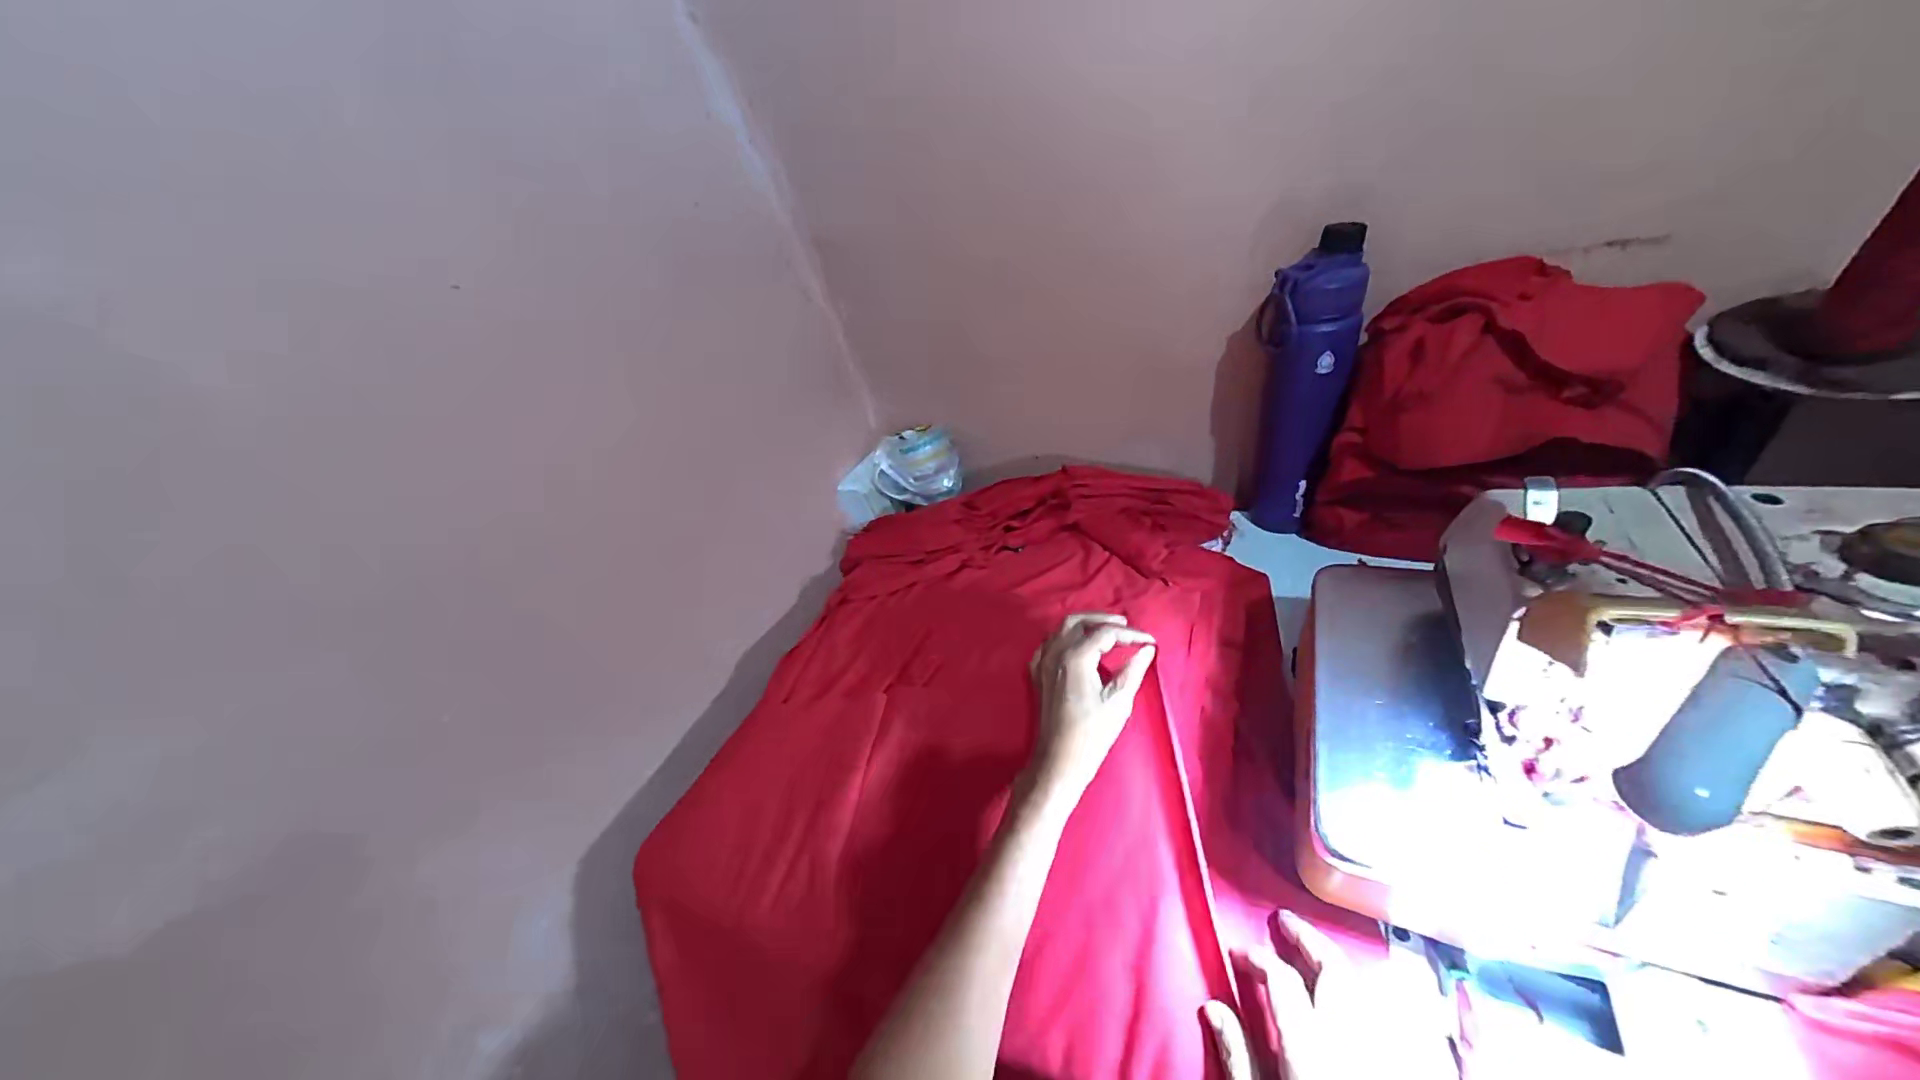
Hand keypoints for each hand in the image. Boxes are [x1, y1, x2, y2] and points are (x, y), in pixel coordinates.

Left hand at [1025, 613, 1155, 798]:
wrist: (1059, 760)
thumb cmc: (1092, 734)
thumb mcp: (1119, 701)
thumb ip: (1133, 670)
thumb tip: (1146, 649)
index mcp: (1075, 657)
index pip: (1105, 633)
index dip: (1130, 634)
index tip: (1150, 641)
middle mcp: (1054, 653)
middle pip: (1078, 622)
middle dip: (1103, 620)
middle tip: (1126, 625)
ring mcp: (1042, 663)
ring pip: (1061, 630)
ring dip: (1084, 626)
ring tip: (1107, 632)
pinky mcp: (1037, 674)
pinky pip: (1049, 644)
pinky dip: (1066, 638)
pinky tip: (1078, 646)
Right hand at [1202, 912, 1453, 1079]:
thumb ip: (1239, 1058)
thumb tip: (1214, 1007)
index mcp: (1311, 1049)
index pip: (1282, 980)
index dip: (1257, 958)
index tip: (1240, 955)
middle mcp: (1359, 1048)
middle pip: (1336, 975)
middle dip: (1307, 942)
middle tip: (1284, 924)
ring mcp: (1402, 1068)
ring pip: (1386, 999)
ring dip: (1359, 970)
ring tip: (1335, 955)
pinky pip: (1451, 1048)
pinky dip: (1450, 1022)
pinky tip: (1449, 1002)